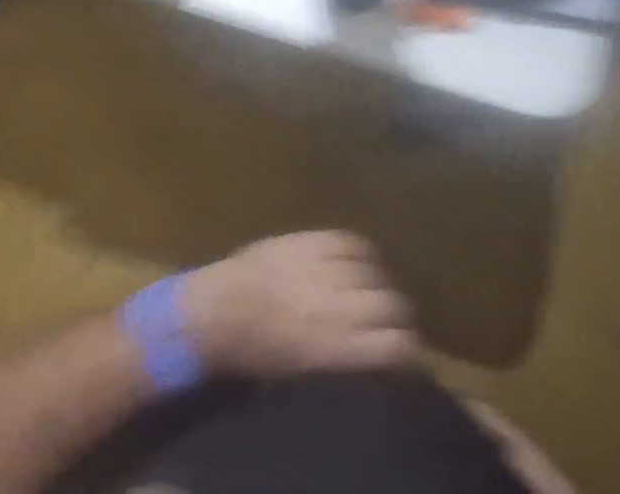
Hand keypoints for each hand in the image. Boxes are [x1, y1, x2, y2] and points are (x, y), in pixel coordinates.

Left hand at [181, 230, 418, 377]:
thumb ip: (347, 369)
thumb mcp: (303, 379)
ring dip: (378, 286)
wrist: (210, 314)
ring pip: (375, 273)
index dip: (408, 353)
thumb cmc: (252, 357)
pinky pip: (352, 242)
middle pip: (392, 306)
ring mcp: (321, 268)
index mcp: (333, 347)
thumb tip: (383, 366)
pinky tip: (357, 266)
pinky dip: (360, 255)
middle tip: (388, 326)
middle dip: (396, 319)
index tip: (406, 358)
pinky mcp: (307, 240)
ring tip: (370, 295)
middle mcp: (334, 305)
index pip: (397, 345)